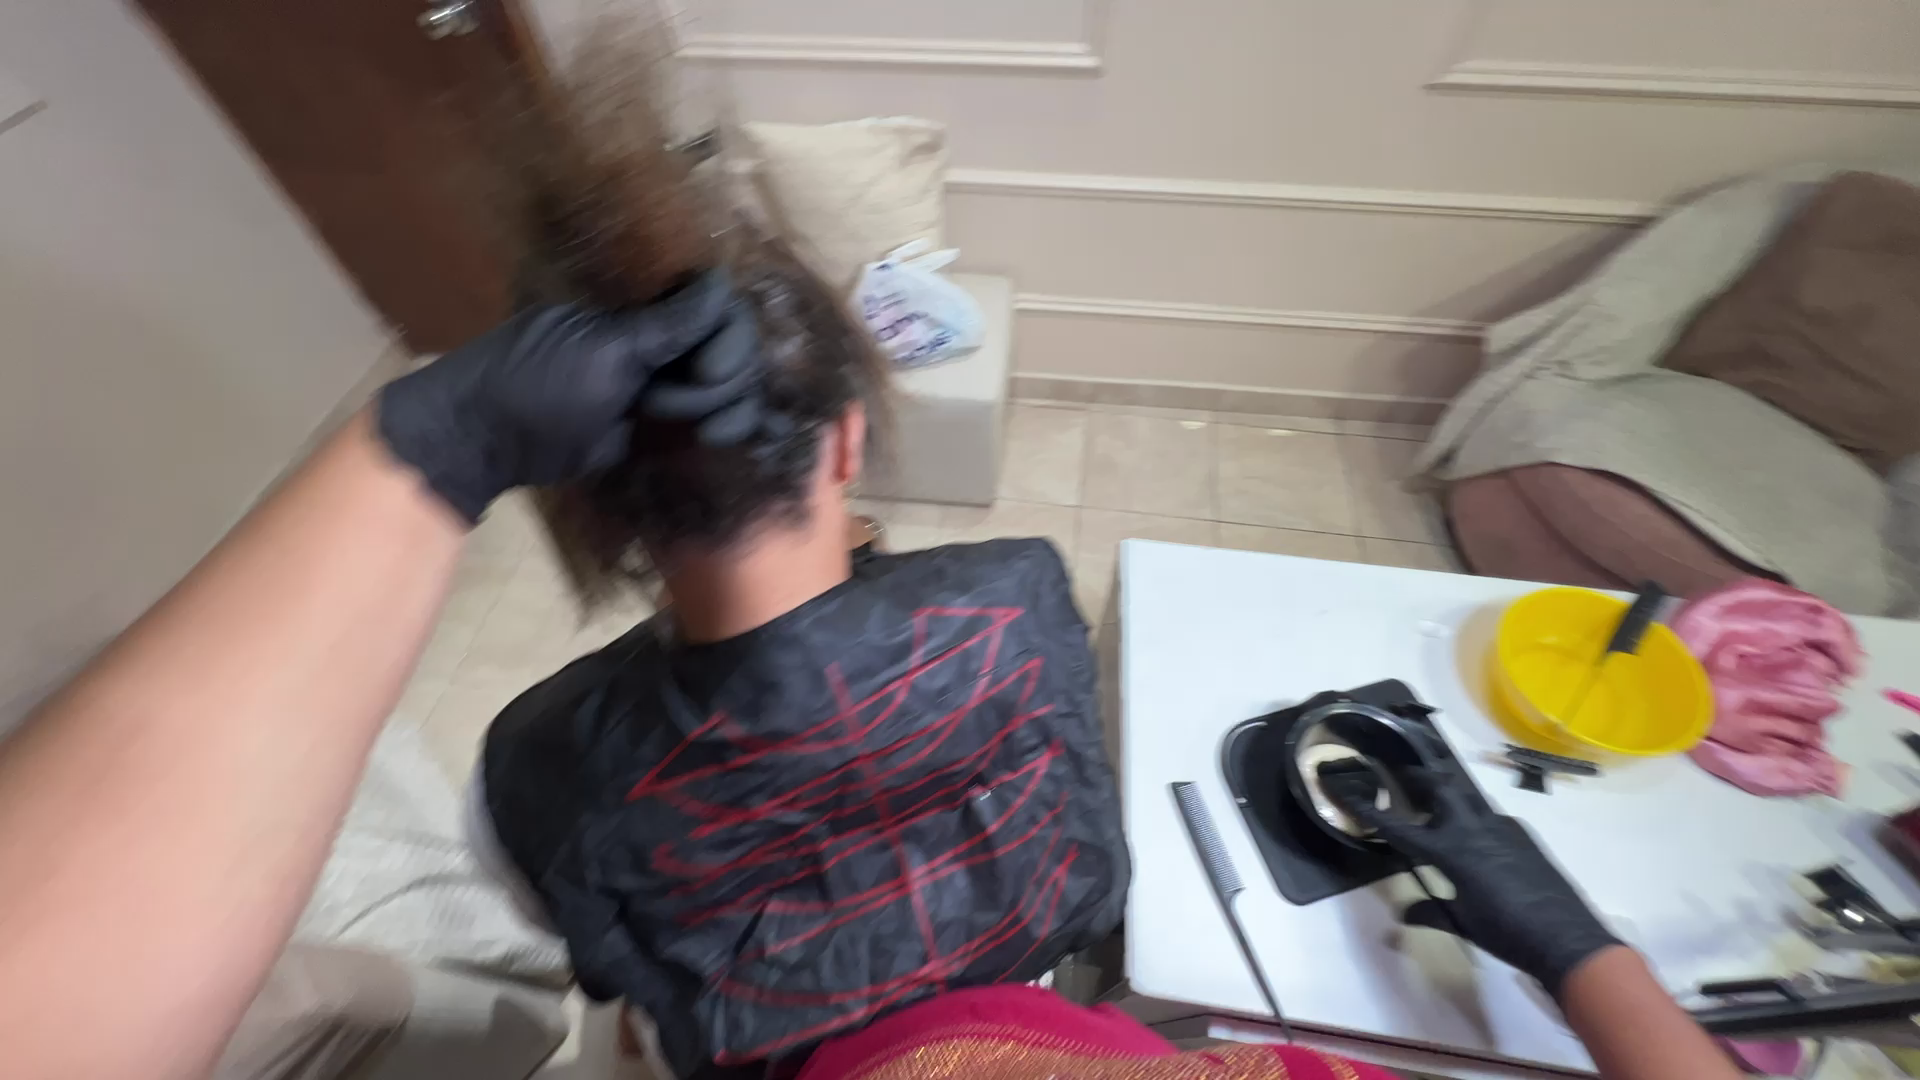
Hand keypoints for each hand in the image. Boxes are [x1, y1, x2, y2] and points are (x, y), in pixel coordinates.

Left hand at [375, 270, 762, 522]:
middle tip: (656, 404)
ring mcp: (677, 390)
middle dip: (710, 386)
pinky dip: (730, 429)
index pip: (723, 313)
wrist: (492, 443)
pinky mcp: (676, 429)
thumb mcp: (604, 348)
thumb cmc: (537, 384)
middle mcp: (671, 348)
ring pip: (737, 391)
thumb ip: (669, 323)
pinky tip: (712, 440)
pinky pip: (725, 422)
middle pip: (737, 356)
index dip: (730, 341)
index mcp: (650, 316)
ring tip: (679, 429)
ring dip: (719, 411)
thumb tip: (722, 281)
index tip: (705, 370)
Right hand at [1325, 760, 1620, 998]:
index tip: (1343, 787)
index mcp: (1449, 850)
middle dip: (1416, 774)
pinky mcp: (1523, 835)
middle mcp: (1472, 829)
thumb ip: (1428, 911)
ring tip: (1435, 800)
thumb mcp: (1462, 922)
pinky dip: (1473, 817)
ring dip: (1446, 793)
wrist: (1572, 943)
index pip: (1396, 826)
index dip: (1366, 809)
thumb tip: (1400, 915)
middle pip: (1439, 785)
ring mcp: (1501, 828)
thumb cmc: (1508, 934)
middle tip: (1400, 772)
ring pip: (1465, 796)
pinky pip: (1490, 816)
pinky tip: (1476, 836)